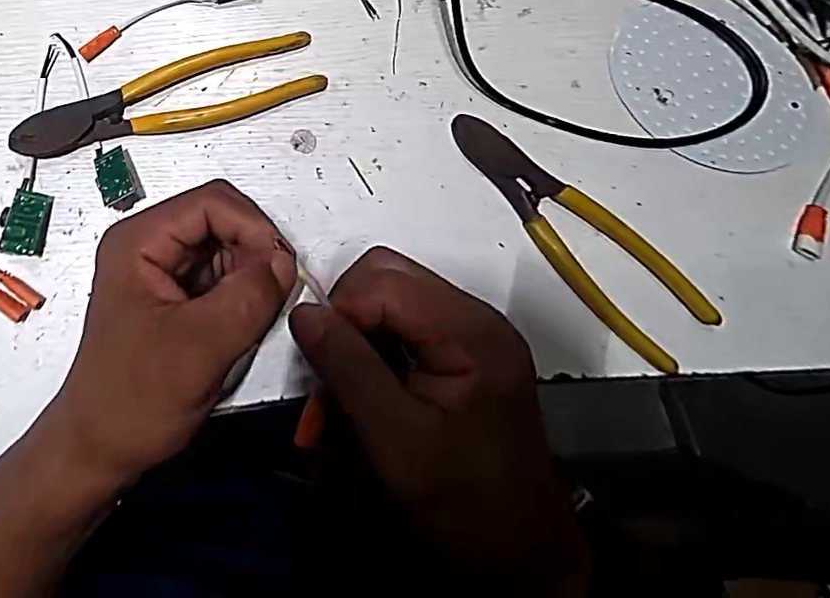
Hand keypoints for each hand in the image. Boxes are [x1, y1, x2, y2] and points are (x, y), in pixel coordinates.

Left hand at [44, 180, 297, 483]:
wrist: (101, 449)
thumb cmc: (125, 404)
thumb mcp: (197, 349)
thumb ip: (246, 299)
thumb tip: (282, 262)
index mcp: (137, 242)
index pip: (211, 202)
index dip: (252, 226)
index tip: (278, 262)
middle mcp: (148, 245)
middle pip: (221, 217)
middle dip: (254, 249)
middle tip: (272, 288)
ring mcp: (162, 267)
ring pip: (226, 244)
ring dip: (249, 273)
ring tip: (250, 314)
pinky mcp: (177, 291)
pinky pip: (223, 272)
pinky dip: (241, 291)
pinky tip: (239, 322)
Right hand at [289, 247, 589, 589]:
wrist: (523, 556)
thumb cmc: (469, 509)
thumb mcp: (396, 442)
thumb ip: (348, 369)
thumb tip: (305, 314)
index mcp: (470, 333)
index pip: (383, 281)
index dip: (341, 312)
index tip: (321, 357)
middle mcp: (476, 317)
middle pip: (388, 273)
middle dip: (348, 312)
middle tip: (333, 364)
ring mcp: (473, 328)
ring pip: (392, 289)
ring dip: (360, 326)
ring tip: (350, 377)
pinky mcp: (465, 344)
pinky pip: (406, 314)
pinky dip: (377, 338)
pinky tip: (373, 379)